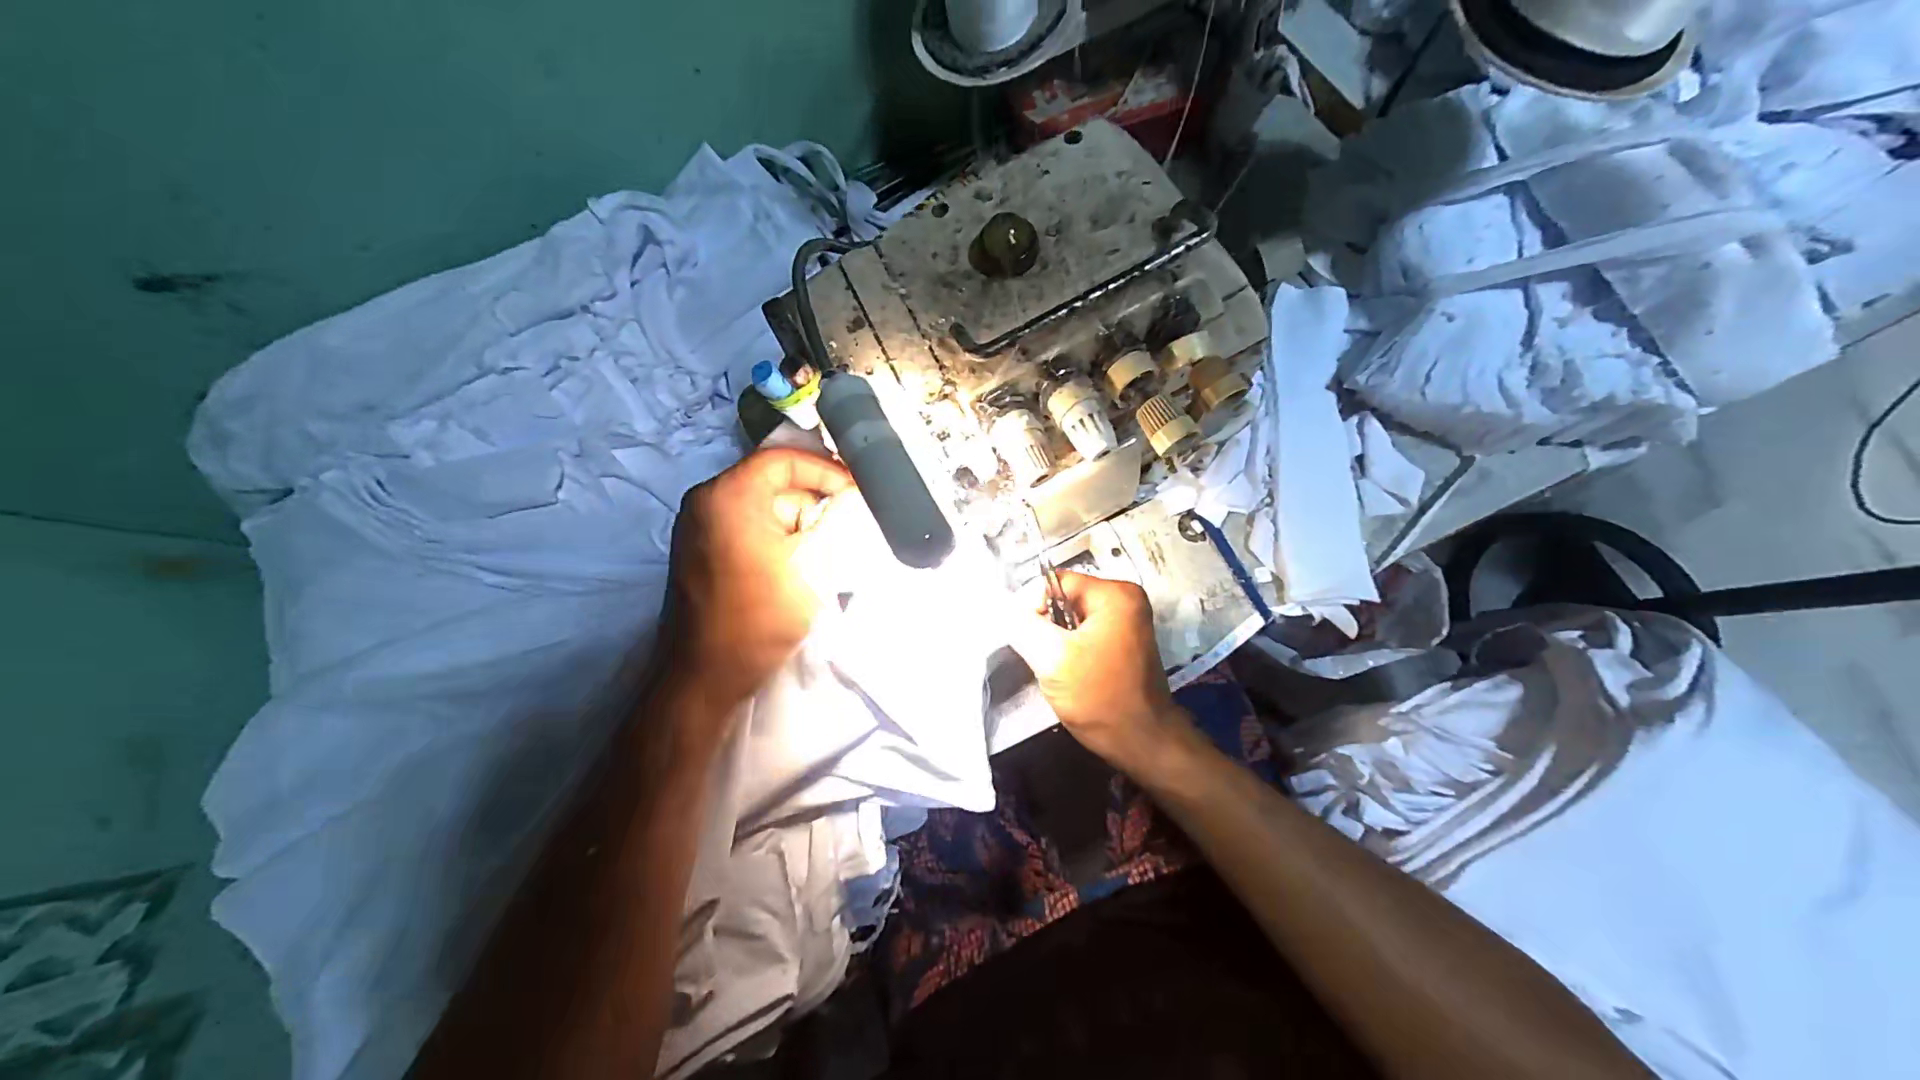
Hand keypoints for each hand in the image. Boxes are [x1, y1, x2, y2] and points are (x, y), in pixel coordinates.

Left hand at [661, 446, 852, 713]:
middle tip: (845, 526)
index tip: (855, 493)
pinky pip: (746, 526)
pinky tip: (798, 565)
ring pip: (763, 506)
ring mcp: (697, 525)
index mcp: (728, 496)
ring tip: (825, 553)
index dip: (826, 469)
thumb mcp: (810, 567)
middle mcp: (705, 500)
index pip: (784, 459)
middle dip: (813, 502)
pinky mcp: (699, 549)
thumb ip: (834, 523)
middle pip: (773, 482)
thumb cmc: (757, 620)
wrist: (704, 676)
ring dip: (796, 524)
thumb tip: (851, 498)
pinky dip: (775, 537)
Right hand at [1001, 572, 1198, 776]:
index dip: (1031, 606)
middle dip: (1043, 625)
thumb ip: (1021, 624)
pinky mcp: (1122, 644)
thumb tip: (1000, 606)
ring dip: (1054, 641)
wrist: (1142, 744)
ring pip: (1069, 620)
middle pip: (1062, 599)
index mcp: (1115, 594)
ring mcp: (1126, 623)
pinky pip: (1082, 635)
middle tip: (1041, 656)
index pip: (1054, 582)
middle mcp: (1125, 600)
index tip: (1027, 639)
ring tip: (1054, 667)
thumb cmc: (1100, 698)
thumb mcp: (1052, 658)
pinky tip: (1067, 673)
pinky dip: (1068, 650)